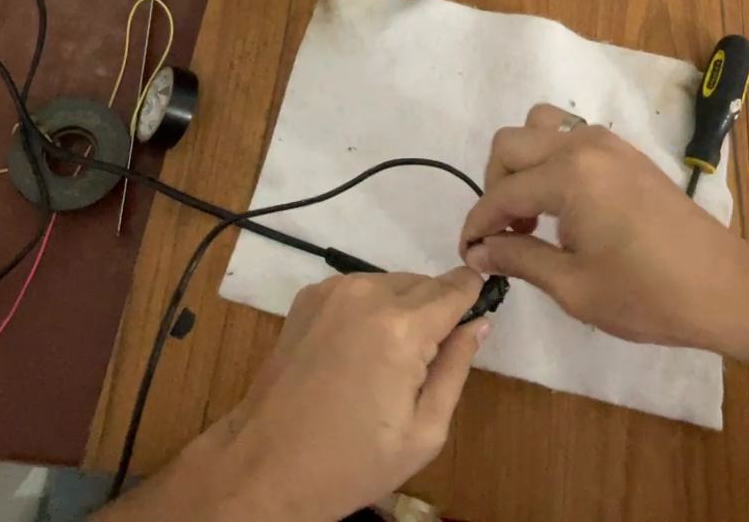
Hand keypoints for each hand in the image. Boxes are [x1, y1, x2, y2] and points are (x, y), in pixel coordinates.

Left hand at [211, 269, 490, 521]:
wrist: (268, 464)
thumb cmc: (353, 460)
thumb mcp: (424, 430)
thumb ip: (457, 366)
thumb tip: (480, 321)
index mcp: (402, 328)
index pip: (456, 287)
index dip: (473, 294)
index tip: (480, 308)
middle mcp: (368, 293)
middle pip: (425, 283)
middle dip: (436, 310)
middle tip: (426, 360)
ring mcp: (334, 290)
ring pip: (392, 283)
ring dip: (403, 308)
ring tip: (388, 360)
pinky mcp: (310, 295)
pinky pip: (360, 289)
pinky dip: (370, 309)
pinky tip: (357, 350)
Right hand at [459, 104, 748, 359]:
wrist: (727, 288)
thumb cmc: (649, 294)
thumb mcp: (574, 287)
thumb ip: (518, 259)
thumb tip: (477, 250)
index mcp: (569, 175)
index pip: (502, 191)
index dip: (477, 224)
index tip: (468, 253)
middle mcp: (583, 145)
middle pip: (511, 143)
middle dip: (496, 186)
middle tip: (506, 233)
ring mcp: (607, 143)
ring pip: (539, 126)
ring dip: (523, 162)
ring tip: (533, 210)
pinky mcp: (625, 152)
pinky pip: (569, 135)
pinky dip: (551, 159)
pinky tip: (563, 204)